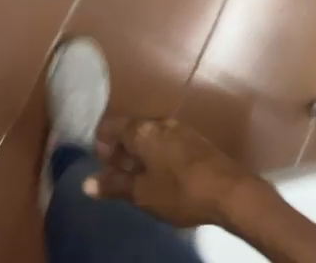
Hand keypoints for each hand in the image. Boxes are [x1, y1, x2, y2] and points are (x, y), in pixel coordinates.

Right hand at [84, 117, 266, 227]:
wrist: (230, 191)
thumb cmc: (179, 191)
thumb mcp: (142, 193)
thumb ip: (114, 185)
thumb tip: (86, 183)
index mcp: (142, 130)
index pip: (113, 126)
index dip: (102, 141)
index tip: (98, 159)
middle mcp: (159, 122)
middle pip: (132, 129)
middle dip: (120, 147)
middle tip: (114, 170)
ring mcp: (180, 128)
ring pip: (150, 135)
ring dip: (139, 151)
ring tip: (135, 174)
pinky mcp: (195, 140)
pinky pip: (166, 141)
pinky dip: (156, 153)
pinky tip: (159, 172)